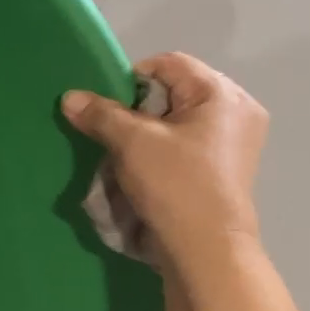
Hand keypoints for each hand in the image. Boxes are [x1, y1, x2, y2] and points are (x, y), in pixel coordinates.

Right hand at [63, 52, 268, 272]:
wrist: (206, 246)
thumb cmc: (175, 185)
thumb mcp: (132, 144)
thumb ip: (101, 115)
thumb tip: (70, 97)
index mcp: (222, 95)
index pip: (170, 64)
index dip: (130, 78)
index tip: (105, 108)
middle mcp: (238, 109)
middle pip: (177, 90)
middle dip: (139, 107)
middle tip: (114, 132)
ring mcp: (237, 139)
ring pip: (180, 118)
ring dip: (148, 130)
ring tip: (128, 154)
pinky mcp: (227, 165)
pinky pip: (189, 141)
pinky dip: (163, 147)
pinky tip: (149, 169)